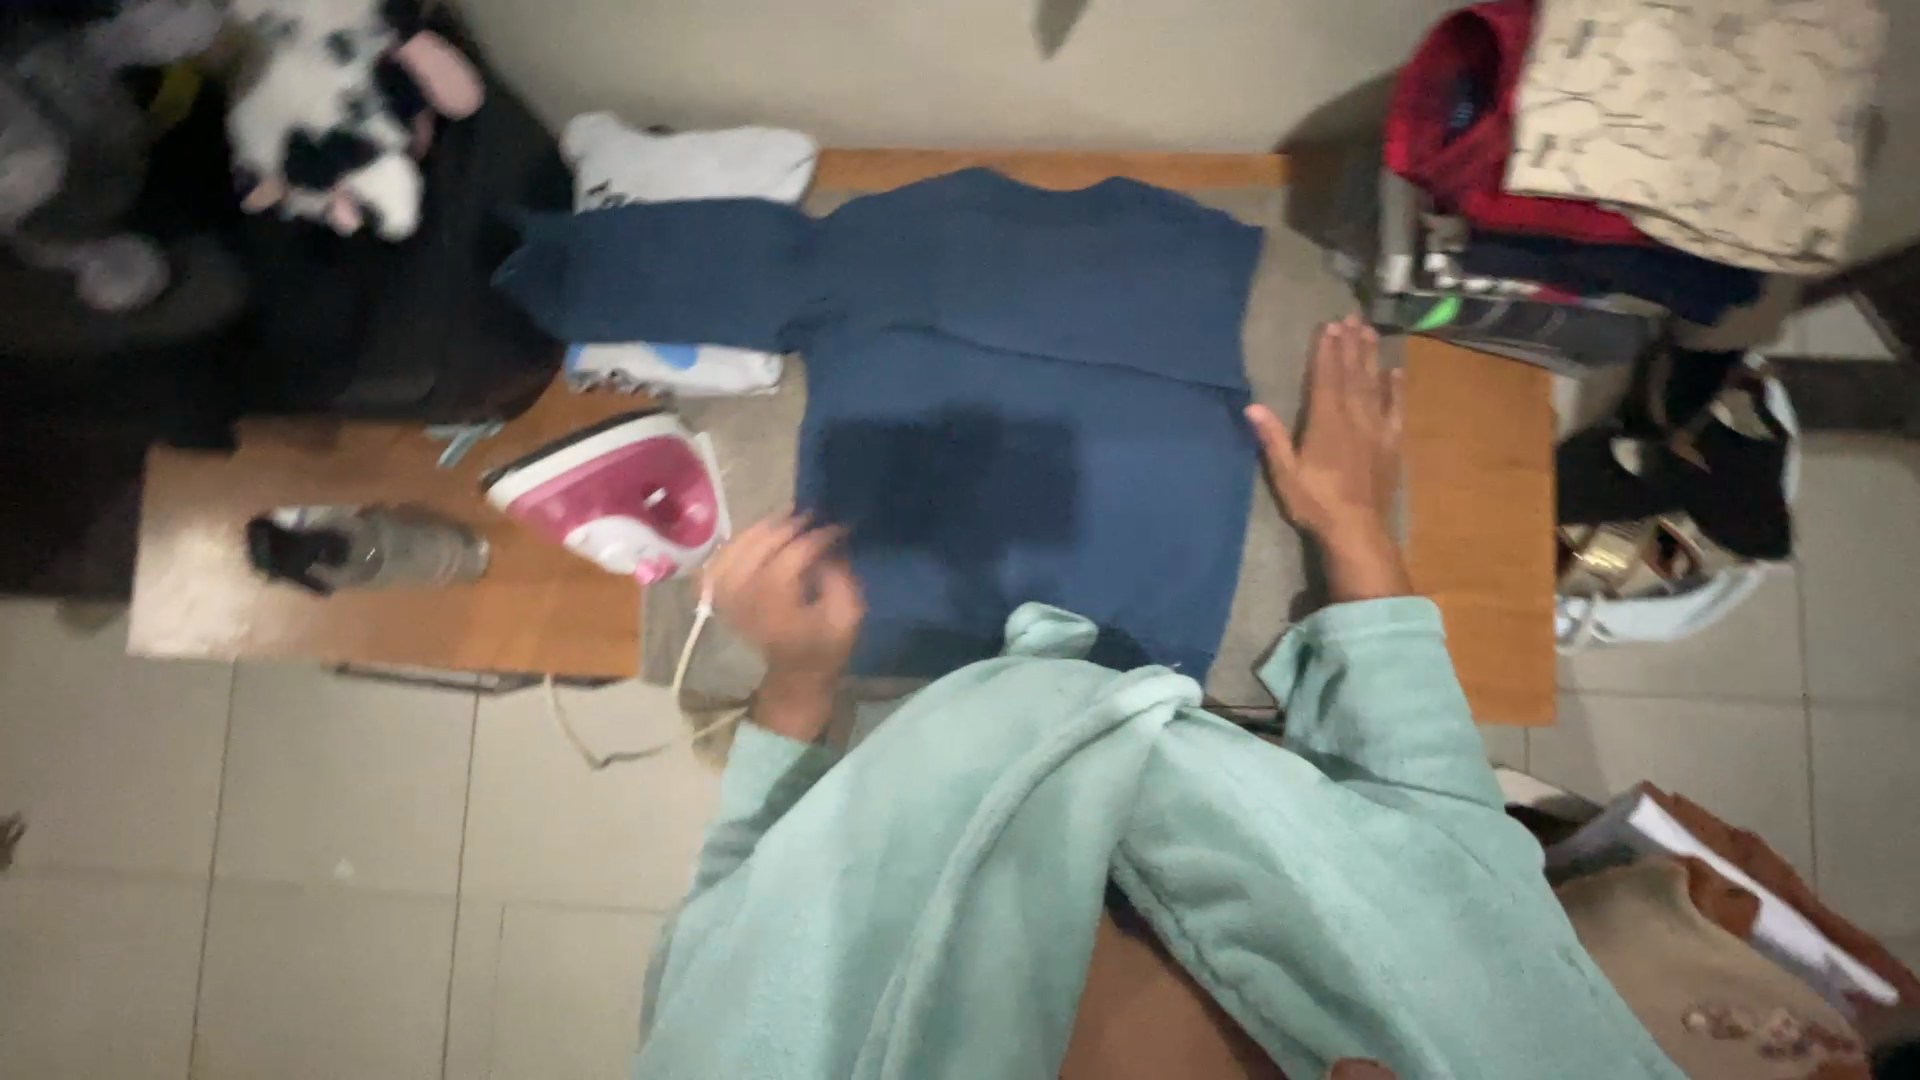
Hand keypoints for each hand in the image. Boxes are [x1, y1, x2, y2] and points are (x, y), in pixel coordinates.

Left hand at [701, 514, 864, 740]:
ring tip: (788, 516)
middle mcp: (744, 594)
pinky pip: (719, 559)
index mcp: (776, 601)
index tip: (840, 527)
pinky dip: (736, 542)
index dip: (819, 535)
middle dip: (790, 524)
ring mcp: (726, 594)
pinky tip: (756, 534)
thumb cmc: (826, 645)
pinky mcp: (719, 596)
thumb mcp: (848, 616)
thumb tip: (828, 548)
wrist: (795, 674)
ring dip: (763, 526)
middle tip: (813, 514)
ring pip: (738, 545)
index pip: (795, 552)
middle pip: (763, 542)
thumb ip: (841, 578)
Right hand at [1246, 315, 1403, 542]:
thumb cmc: (1314, 502)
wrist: (1356, 528)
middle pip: (1352, 375)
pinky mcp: (1391, 442)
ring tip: (1370, 331)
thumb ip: (1272, 438)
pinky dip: (1395, 389)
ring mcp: (1376, 429)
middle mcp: (1354, 418)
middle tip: (1350, 317)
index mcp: (1325, 424)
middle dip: (1350, 345)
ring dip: (1371, 357)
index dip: (1326, 353)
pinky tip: (1394, 372)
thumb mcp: (1284, 473)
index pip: (1326, 380)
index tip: (1327, 327)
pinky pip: (1395, 409)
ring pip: (1374, 385)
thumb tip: (1252, 407)